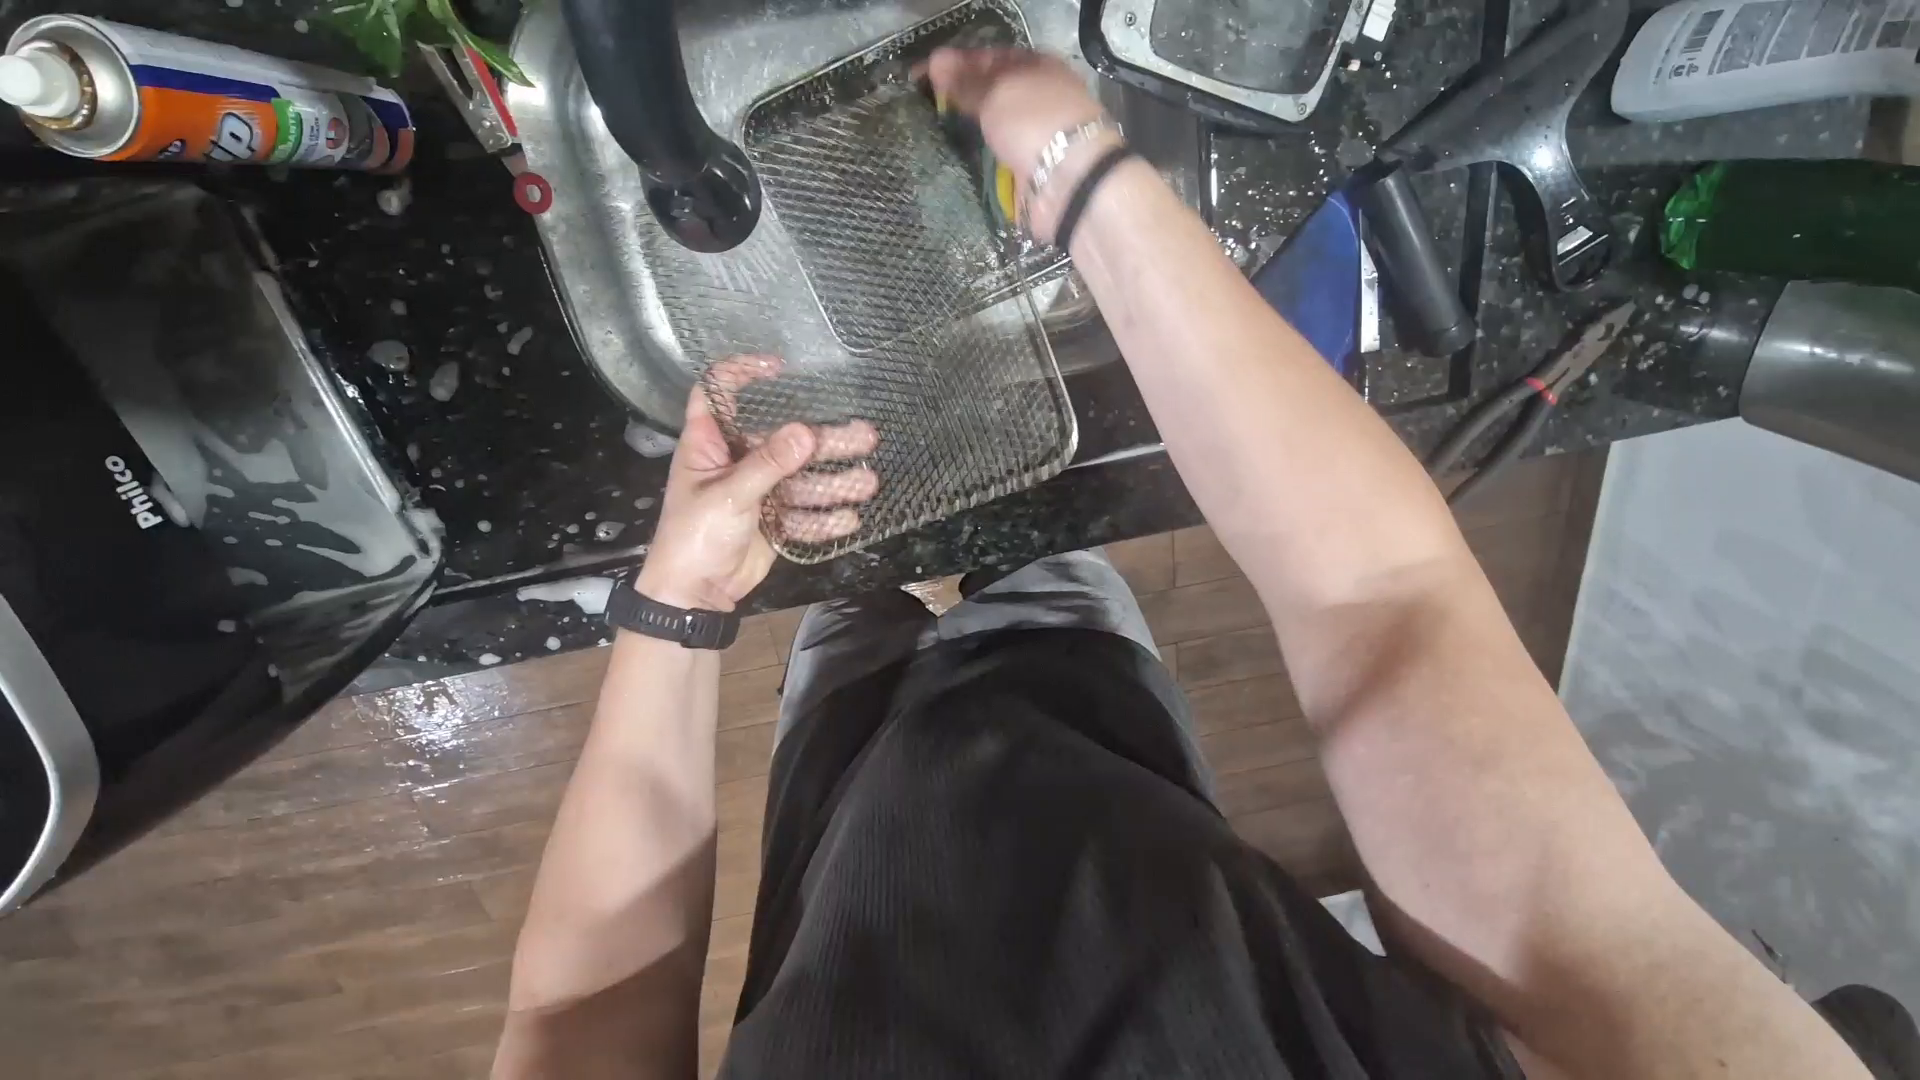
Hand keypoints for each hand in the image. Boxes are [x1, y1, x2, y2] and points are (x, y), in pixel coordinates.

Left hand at [634, 356, 878, 612]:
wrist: (693, 595)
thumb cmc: (695, 537)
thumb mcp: (730, 496)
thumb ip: (770, 464)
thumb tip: (806, 431)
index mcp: (710, 445)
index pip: (719, 393)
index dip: (742, 373)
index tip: (779, 368)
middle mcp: (735, 462)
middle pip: (784, 441)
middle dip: (824, 441)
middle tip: (865, 436)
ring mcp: (757, 494)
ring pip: (801, 480)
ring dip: (834, 482)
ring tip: (869, 483)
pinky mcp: (772, 523)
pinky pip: (803, 514)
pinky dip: (824, 519)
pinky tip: (850, 520)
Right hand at [923, 47, 1120, 241]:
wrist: (1069, 182)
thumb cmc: (1035, 121)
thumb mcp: (998, 92)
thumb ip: (966, 82)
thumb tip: (936, 63)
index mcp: (1038, 67)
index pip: (990, 58)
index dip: (957, 63)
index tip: (924, 73)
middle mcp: (1037, 100)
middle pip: (991, 94)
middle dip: (959, 97)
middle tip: (922, 102)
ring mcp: (1033, 139)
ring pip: (992, 129)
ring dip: (966, 131)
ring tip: (931, 129)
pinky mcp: (1026, 173)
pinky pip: (995, 161)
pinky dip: (977, 160)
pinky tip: (952, 158)